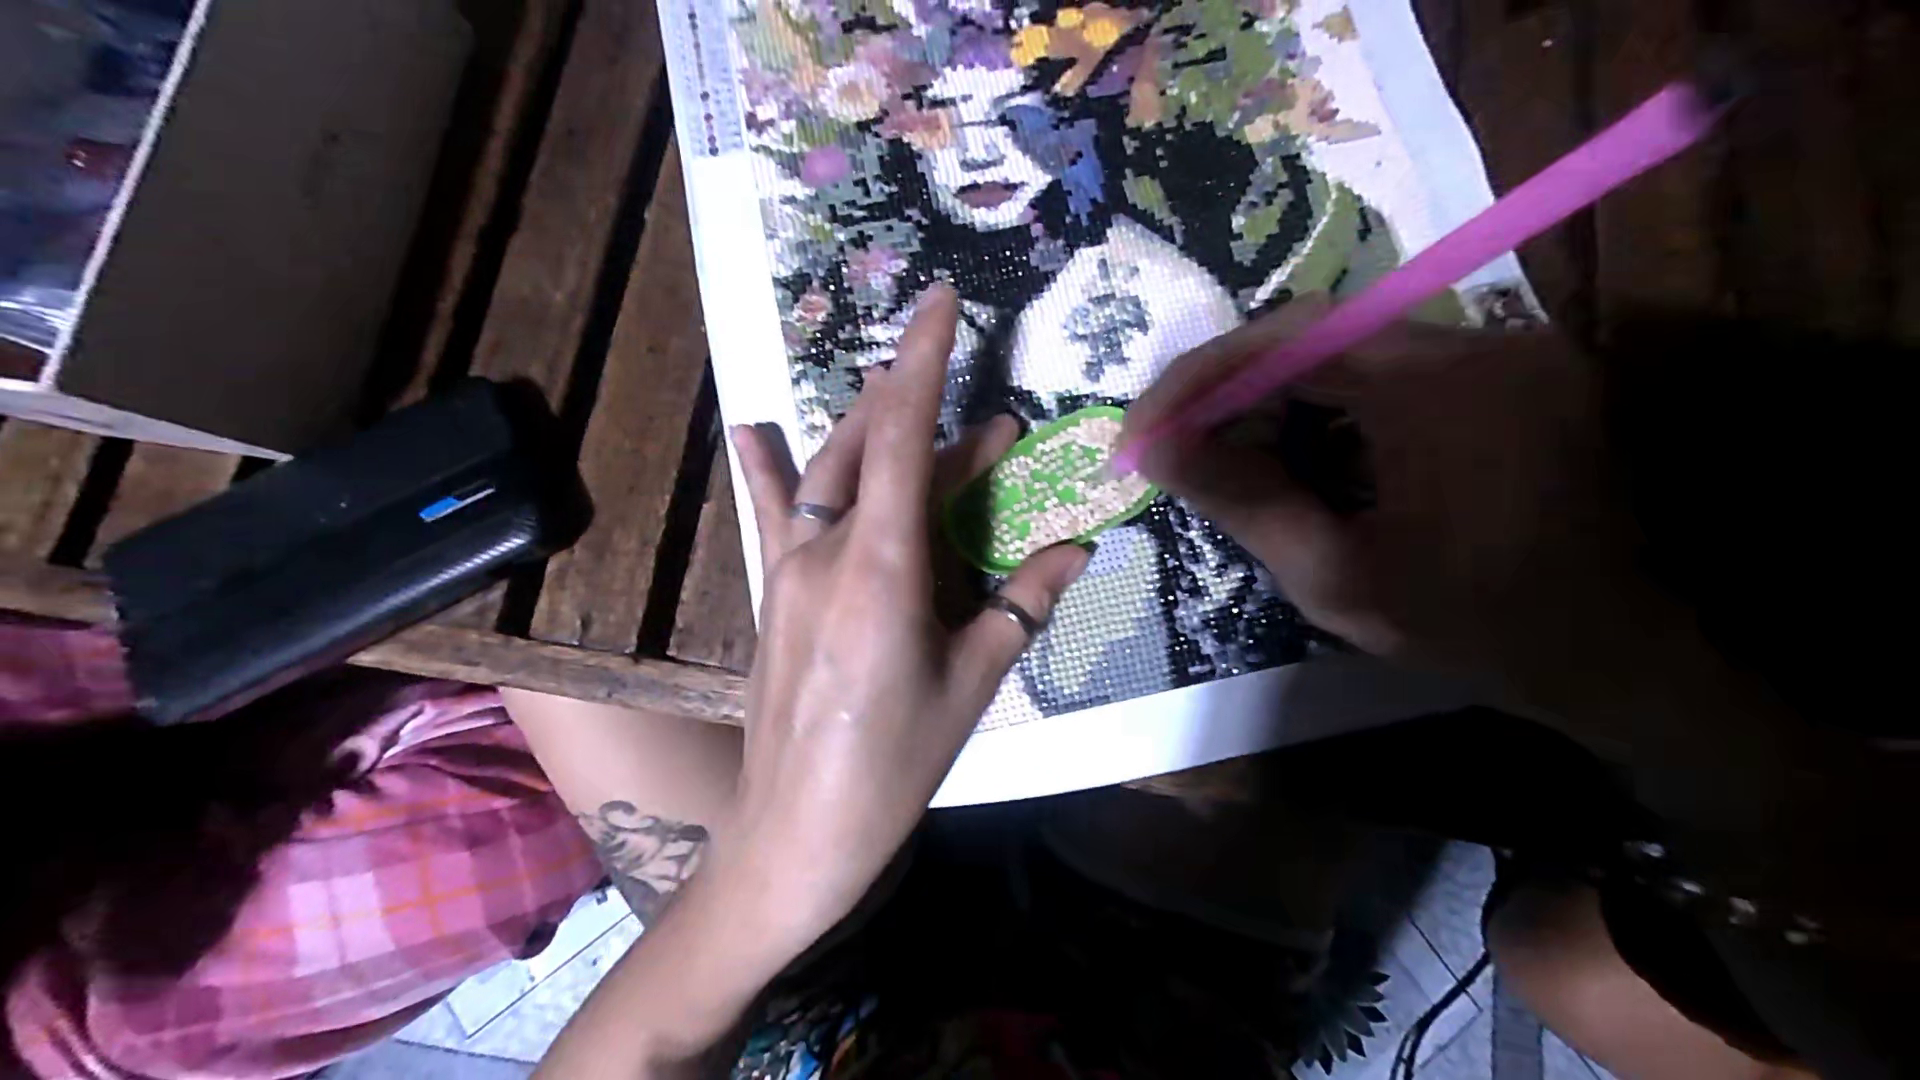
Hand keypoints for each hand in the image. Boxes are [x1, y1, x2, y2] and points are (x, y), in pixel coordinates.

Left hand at [726, 283, 1089, 941]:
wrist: (797, 830)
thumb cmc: (894, 763)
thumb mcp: (973, 682)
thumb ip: (1024, 604)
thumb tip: (1080, 547)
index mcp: (880, 567)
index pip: (900, 436)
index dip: (921, 360)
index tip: (939, 300)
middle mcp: (824, 549)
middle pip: (873, 448)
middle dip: (929, 414)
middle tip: (995, 430)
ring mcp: (786, 566)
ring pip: (830, 470)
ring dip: (875, 432)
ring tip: (921, 419)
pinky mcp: (771, 588)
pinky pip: (778, 511)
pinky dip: (776, 466)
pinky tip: (754, 428)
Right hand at [1119, 299, 1646, 700]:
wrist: (1609, 655)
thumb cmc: (1470, 626)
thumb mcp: (1334, 575)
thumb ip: (1243, 500)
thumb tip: (1154, 451)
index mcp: (1443, 389)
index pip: (1292, 338)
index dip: (1200, 377)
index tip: (1142, 431)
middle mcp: (1478, 344)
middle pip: (1312, 335)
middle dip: (1224, 389)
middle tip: (1167, 445)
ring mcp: (1495, 354)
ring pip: (1340, 350)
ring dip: (1265, 398)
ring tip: (1217, 456)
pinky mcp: (1496, 376)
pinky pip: (1378, 371)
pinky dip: (1314, 405)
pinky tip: (1287, 453)